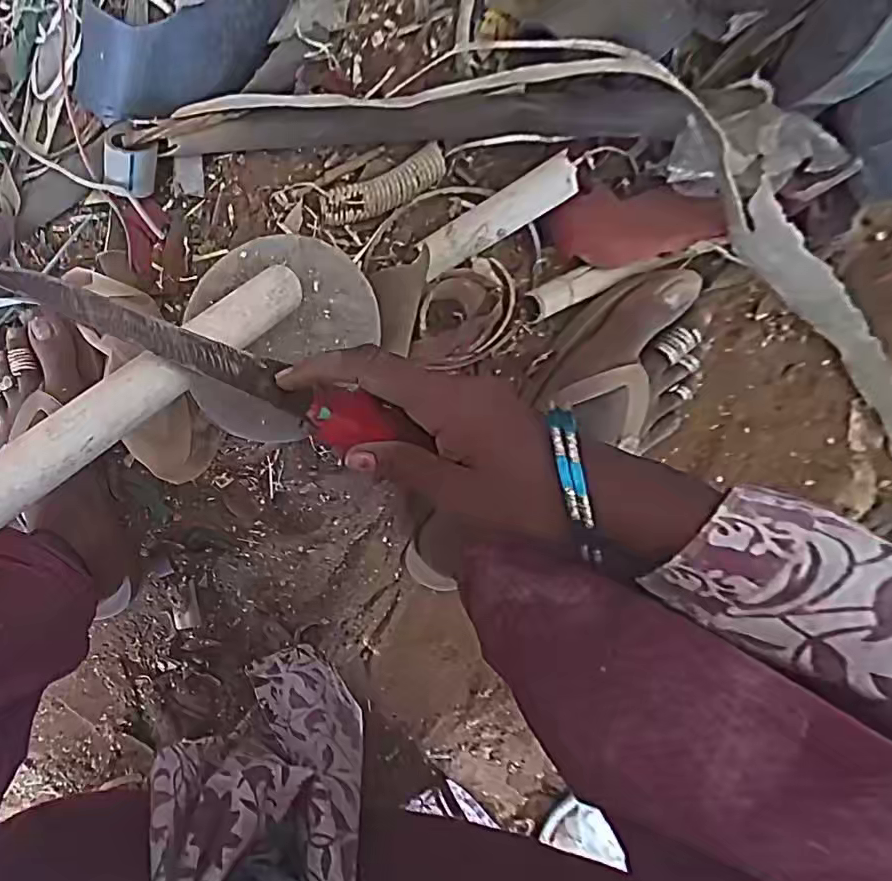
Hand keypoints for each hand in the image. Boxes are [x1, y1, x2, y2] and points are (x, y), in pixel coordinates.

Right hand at [276, 348, 720, 566]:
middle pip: (384, 375)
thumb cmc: (531, 500)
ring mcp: (469, 395)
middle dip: (341, 394)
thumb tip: (354, 451)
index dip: (324, 368)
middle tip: (314, 425)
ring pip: (401, 391)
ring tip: (347, 441)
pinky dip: (392, 420)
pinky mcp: (476, 409)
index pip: (373, 368)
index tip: (287, 378)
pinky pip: (421, 405)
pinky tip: (386, 446)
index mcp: (448, 400)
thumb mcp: (458, 492)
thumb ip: (402, 466)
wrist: (604, 501)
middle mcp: (457, 386)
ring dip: (367, 411)